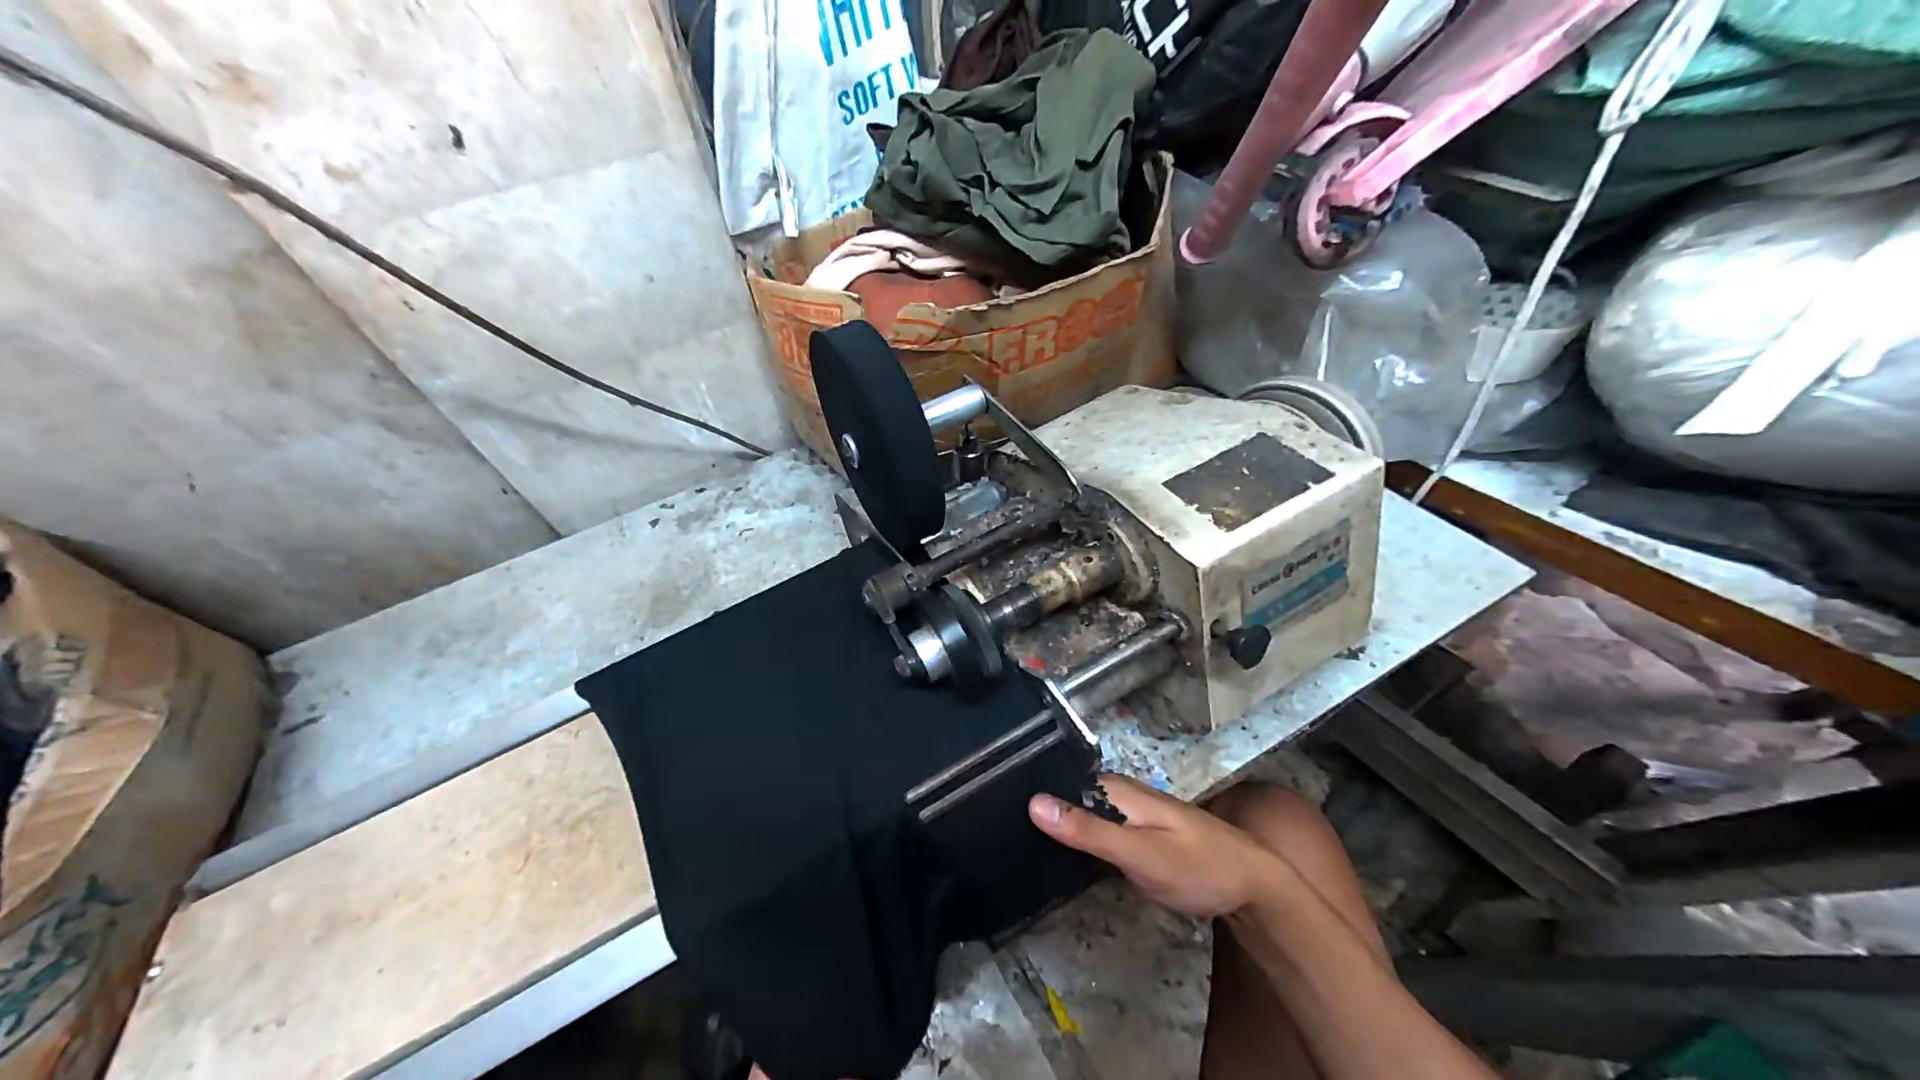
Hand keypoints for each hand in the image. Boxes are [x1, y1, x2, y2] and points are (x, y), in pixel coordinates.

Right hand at [1029, 774, 1283, 917]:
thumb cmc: (1198, 867)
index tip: (998, 811)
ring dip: (1062, 829)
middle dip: (1043, 813)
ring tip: (1021, 844)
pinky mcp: (1138, 837)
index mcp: (1118, 790)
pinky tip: (1063, 858)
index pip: (1062, 782)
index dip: (1033, 794)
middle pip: (1071, 798)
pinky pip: (1099, 832)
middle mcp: (1122, 795)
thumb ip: (1088, 830)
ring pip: (1085, 815)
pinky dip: (1082, 842)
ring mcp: (1132, 817)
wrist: (1255, 889)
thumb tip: (1034, 801)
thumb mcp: (1138, 853)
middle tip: (1004, 834)